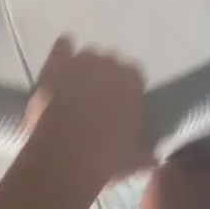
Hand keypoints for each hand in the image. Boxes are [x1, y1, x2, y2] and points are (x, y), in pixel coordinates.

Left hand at [24, 36, 152, 184]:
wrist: (64, 158)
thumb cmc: (106, 158)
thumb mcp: (134, 160)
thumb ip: (146, 150)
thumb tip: (153, 154)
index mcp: (134, 78)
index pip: (135, 78)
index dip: (126, 95)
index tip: (120, 112)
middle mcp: (111, 60)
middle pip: (109, 65)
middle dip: (104, 82)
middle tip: (96, 109)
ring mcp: (82, 60)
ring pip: (86, 58)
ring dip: (83, 72)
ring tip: (75, 96)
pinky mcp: (57, 65)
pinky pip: (62, 48)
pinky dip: (63, 52)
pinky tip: (62, 60)